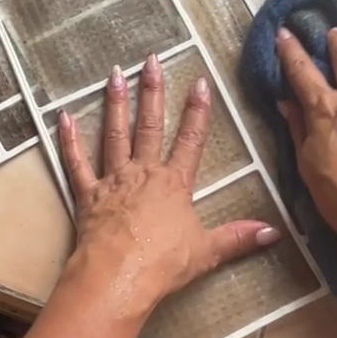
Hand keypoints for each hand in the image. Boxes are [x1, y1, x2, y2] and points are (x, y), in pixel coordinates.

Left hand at [55, 53, 281, 325]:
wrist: (118, 277)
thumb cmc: (163, 264)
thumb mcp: (207, 251)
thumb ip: (238, 238)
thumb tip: (273, 232)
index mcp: (174, 184)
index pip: (191, 140)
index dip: (197, 111)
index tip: (200, 82)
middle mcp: (143, 173)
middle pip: (149, 126)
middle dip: (152, 91)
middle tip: (151, 60)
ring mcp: (113, 181)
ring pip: (114, 134)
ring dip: (115, 103)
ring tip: (115, 74)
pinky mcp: (87, 194)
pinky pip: (76, 163)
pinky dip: (69, 140)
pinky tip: (64, 117)